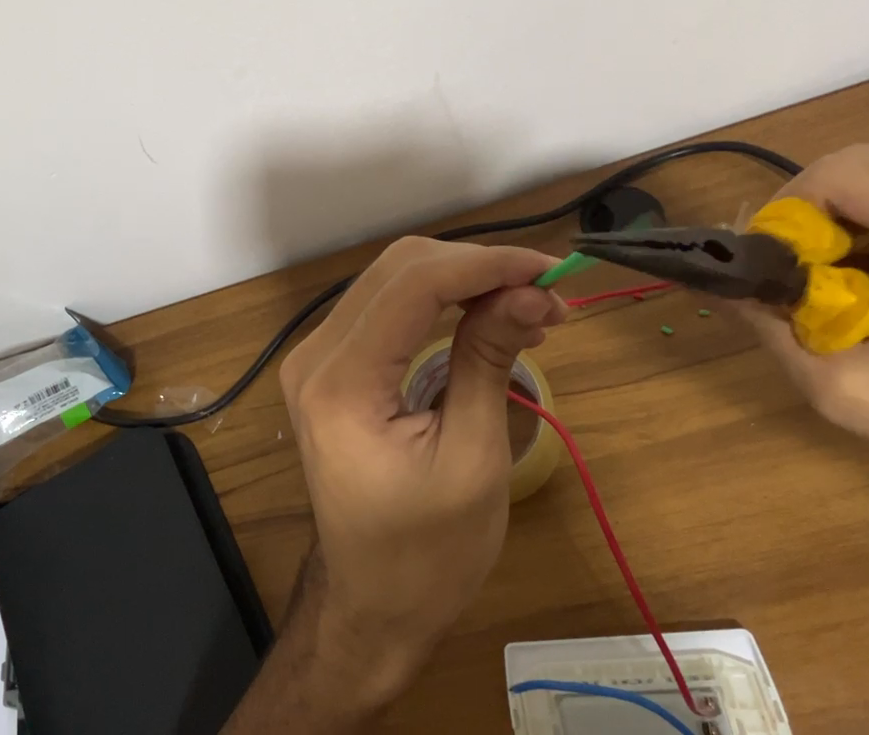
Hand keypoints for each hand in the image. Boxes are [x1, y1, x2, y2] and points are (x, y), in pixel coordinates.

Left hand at [276, 237, 564, 709]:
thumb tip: (532, 292)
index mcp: (340, 382)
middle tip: (549, 298)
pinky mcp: (331, 366)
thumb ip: (489, 361)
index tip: (554, 272)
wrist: (372, 604)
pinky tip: (488, 317)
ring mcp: (316, 358)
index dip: (488, 265)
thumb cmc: (427, 554)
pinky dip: (442, 302)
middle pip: (400, 270)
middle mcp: (314, 355)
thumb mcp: (471, 460)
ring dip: (465, 281)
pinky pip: (388, 309)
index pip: (414, 285)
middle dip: (479, 269)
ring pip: (394, 280)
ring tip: (532, 309)